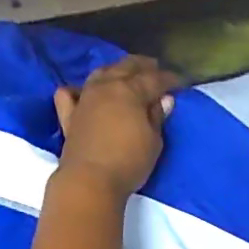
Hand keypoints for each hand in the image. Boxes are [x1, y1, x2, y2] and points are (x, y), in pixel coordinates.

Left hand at [53, 56, 181, 198]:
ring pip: (100, 74)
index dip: (169, 79)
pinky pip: (69, 95)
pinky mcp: (69, 117)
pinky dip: (76, 90)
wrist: (90, 181)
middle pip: (126, 67)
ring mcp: (85, 99)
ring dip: (114, 70)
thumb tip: (162, 100)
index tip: (180, 82)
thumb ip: (157, 118)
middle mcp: (106, 87)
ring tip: (124, 75)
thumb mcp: (153, 143)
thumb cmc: (128, 163)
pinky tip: (82, 93)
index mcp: (130, 91)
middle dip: (143, 66)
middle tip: (154, 68)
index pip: (154, 79)